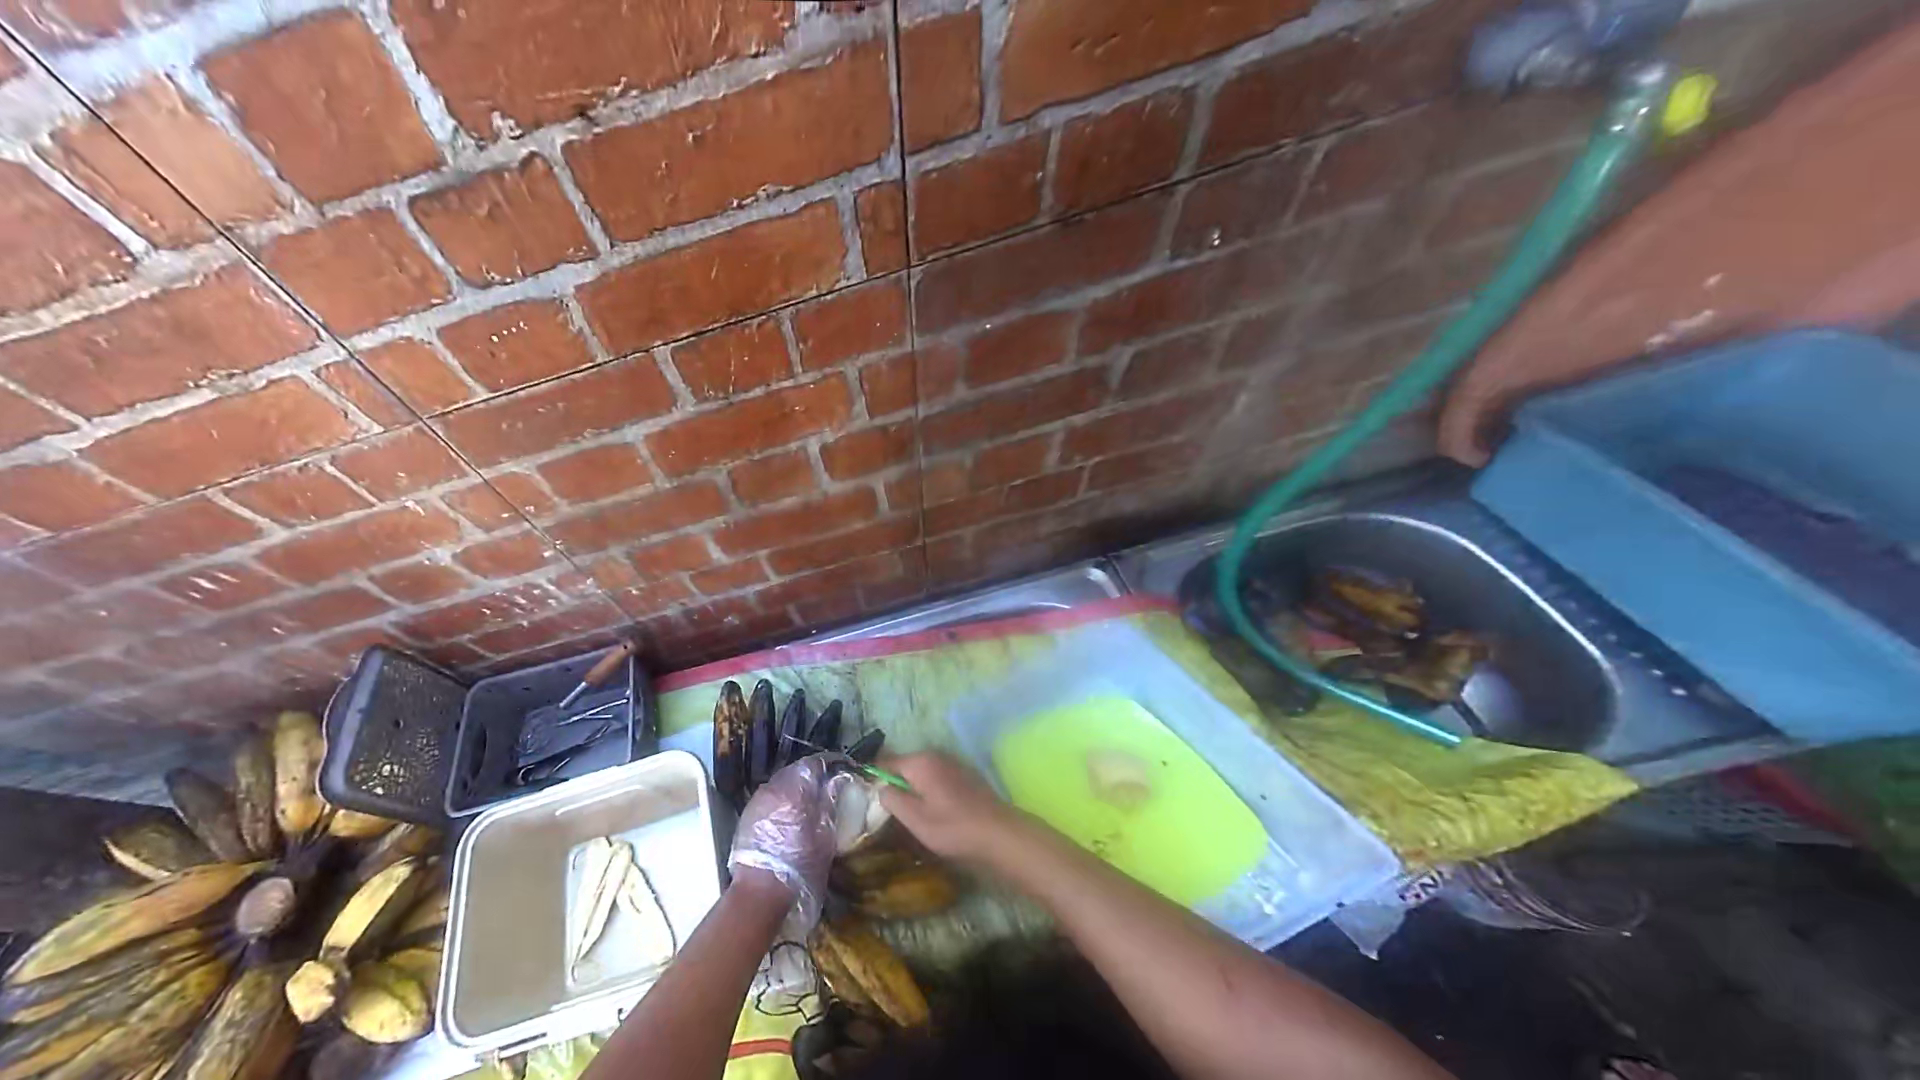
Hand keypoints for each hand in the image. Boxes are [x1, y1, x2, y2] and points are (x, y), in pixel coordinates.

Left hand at [726, 754, 841, 929]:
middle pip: (796, 771)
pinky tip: (790, 817)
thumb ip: (830, 802)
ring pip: (781, 784)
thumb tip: (838, 780)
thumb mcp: (825, 834)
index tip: (843, 770)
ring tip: (810, 803)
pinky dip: (782, 802)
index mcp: (794, 788)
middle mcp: (772, 788)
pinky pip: (769, 798)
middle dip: (813, 776)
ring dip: (796, 789)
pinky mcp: (747, 816)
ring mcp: (757, 801)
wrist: (759, 893)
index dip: (831, 764)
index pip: (814, 762)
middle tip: (828, 788)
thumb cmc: (799, 864)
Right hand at [877, 752, 1027, 863]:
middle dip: (894, 783)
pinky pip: (937, 777)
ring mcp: (953, 763)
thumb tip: (881, 787)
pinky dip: (929, 789)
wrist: (999, 833)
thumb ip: (892, 799)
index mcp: (920, 762)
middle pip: (905, 765)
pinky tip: (932, 810)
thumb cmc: (953, 827)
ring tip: (908, 812)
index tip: (866, 795)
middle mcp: (936, 755)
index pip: (886, 761)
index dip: (874, 776)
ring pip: (922, 772)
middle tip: (887, 809)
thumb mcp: (915, 818)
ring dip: (913, 787)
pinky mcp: (965, 774)